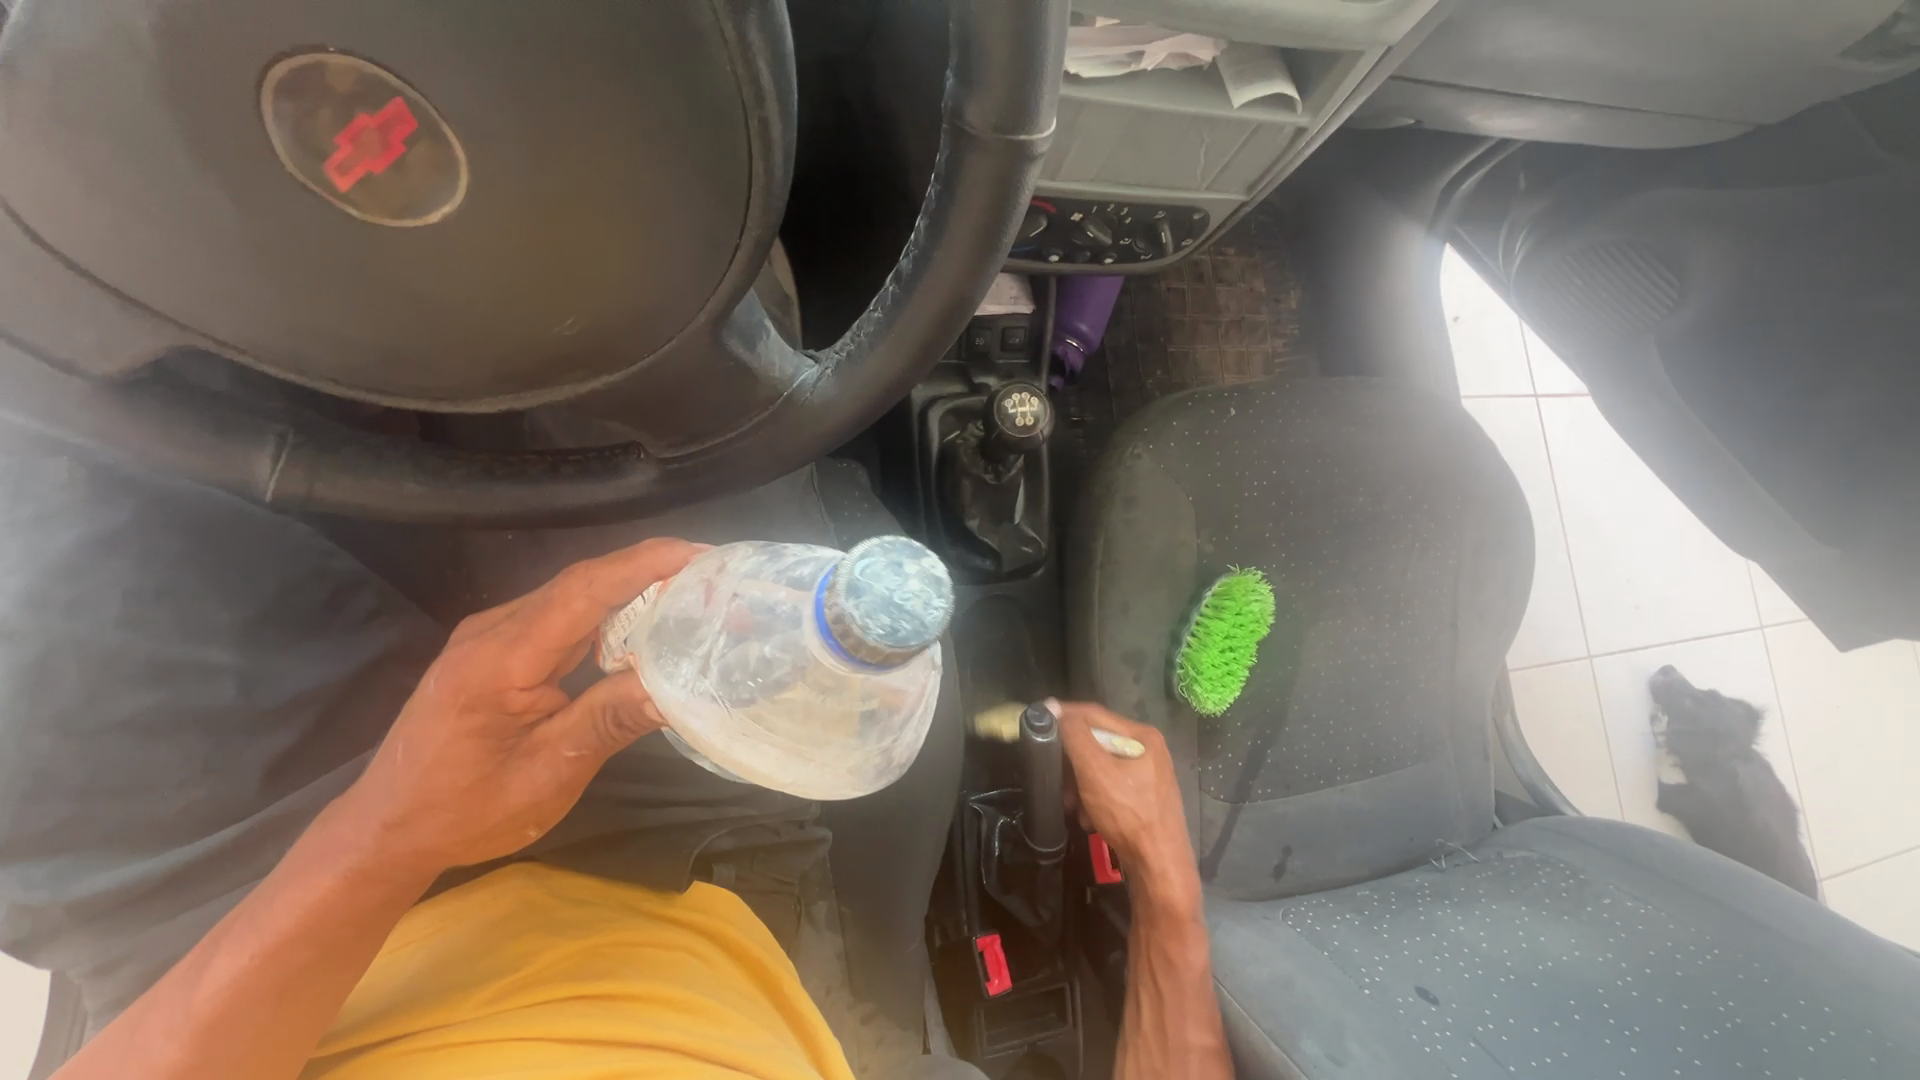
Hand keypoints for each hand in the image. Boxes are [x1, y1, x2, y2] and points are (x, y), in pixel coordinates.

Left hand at [338, 538, 704, 873]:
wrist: (386, 830)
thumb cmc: (466, 810)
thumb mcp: (549, 773)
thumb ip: (611, 719)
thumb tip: (680, 683)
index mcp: (502, 658)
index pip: (585, 590)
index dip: (647, 564)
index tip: (703, 557)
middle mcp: (494, 631)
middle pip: (584, 582)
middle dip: (654, 572)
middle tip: (717, 583)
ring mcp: (493, 636)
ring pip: (576, 595)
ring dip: (636, 591)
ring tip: (696, 599)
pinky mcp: (498, 649)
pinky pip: (564, 616)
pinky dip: (612, 614)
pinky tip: (646, 628)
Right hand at [1052, 700, 1200, 913]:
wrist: (1159, 866)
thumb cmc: (1128, 814)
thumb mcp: (1094, 770)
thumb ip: (1074, 736)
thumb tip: (1052, 706)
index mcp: (1142, 736)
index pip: (1093, 714)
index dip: (1064, 717)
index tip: (1039, 724)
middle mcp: (1148, 750)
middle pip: (1096, 743)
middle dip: (1072, 762)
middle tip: (1055, 778)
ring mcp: (1148, 775)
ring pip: (1100, 767)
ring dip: (1080, 784)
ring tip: (1072, 805)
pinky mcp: (1144, 798)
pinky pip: (1110, 787)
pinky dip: (1094, 799)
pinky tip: (1089, 818)